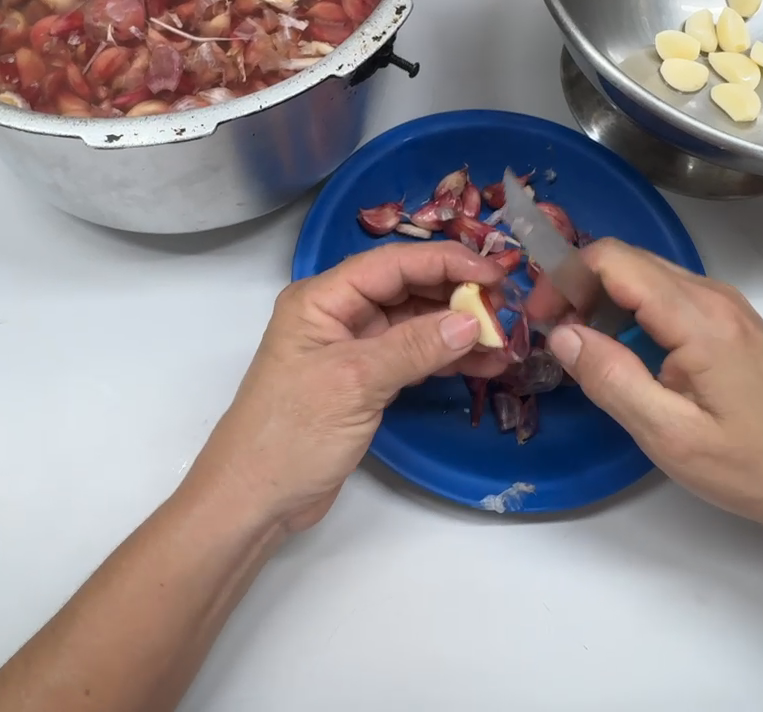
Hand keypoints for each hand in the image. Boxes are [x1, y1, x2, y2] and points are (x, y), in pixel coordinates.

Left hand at [188, 242, 506, 534]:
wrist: (255, 499)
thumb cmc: (292, 433)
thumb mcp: (354, 383)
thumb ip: (413, 348)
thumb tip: (471, 322)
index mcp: (322, 298)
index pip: (391, 264)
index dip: (444, 262)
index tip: (494, 271)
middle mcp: (337, 314)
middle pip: (405, 289)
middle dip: (455, 295)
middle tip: (507, 309)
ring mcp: (351, 348)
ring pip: (413, 324)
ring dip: (456, 330)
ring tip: (506, 341)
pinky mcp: (364, 381)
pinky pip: (412, 356)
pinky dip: (444, 359)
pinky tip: (482, 364)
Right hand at [541, 240, 762, 541]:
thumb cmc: (760, 467)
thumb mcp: (672, 437)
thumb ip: (611, 379)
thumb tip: (560, 334)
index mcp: (697, 317)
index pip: (612, 259)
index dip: (563, 278)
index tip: (540, 320)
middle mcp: (712, 296)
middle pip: (624, 259)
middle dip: (575, 286)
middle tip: (553, 335)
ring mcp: (725, 306)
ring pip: (643, 275)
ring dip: (600, 299)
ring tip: (582, 347)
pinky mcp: (730, 322)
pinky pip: (664, 294)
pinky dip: (628, 310)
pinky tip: (623, 353)